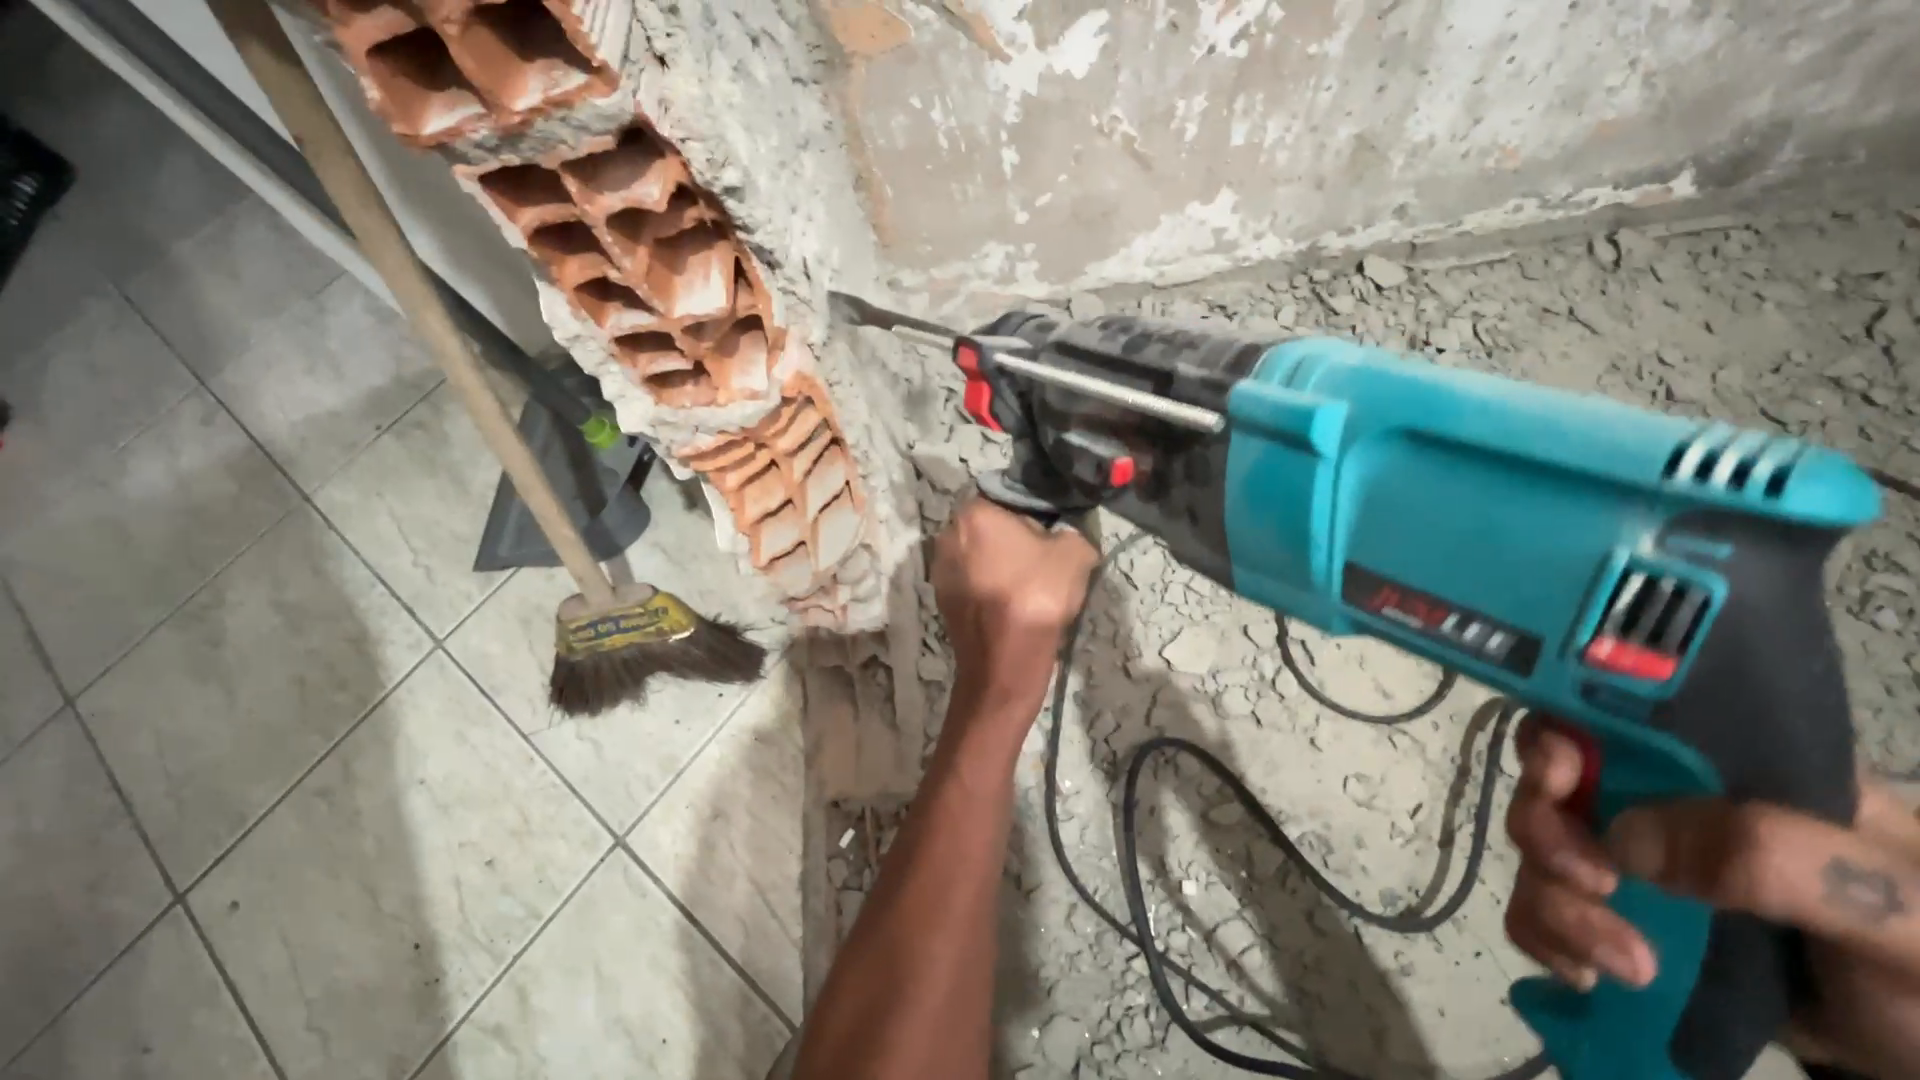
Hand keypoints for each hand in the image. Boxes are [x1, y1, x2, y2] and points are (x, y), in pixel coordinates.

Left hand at [931, 498, 1098, 723]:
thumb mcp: (1075, 552)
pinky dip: (989, 588)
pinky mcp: (941, 599)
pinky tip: (1011, 604)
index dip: (1035, 513)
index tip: (1052, 534)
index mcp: (975, 512)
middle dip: (1014, 539)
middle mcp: (947, 534)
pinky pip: (972, 581)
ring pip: (979, 555)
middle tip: (1043, 560)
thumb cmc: (1037, 596)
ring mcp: (939, 569)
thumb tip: (1065, 536)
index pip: (1008, 497)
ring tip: (1029, 586)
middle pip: (990, 526)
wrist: (1005, 662)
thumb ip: (1071, 531)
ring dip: (1000, 564)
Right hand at [1504, 717, 1919, 1076]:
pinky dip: (1544, 938)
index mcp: (1726, 765)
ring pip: (1537, 851)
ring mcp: (1639, 861)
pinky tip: (1585, 973)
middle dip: (1547, 832)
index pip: (1614, 713)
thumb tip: (1622, 837)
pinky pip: (1538, 908)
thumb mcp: (1889, 902)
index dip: (1562, 730)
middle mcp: (1665, 799)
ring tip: (1624, 967)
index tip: (1558, 777)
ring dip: (1555, 905)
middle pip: (1551, 781)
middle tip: (1590, 884)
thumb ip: (1773, 856)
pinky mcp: (1622, 917)